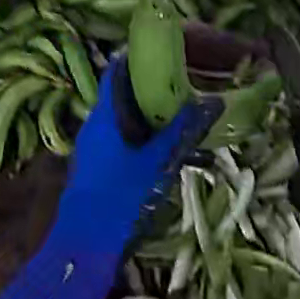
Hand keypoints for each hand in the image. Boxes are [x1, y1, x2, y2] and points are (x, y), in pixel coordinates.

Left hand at [61, 56, 218, 250]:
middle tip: (184, 85)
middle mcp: (95, 128)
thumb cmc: (120, 197)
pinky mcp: (99, 170)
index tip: (162, 51)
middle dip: (153, 92)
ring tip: (186, 123)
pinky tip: (173, 157)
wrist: (85, 247)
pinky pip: (126, 146)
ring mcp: (95, 151)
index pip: (115, 74)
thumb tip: (214, 100)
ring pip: (127, 125)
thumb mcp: (157, 162)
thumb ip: (183, 130)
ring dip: (153, 122)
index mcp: (104, 117)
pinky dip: (147, 144)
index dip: (135, 59)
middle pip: (124, 99)